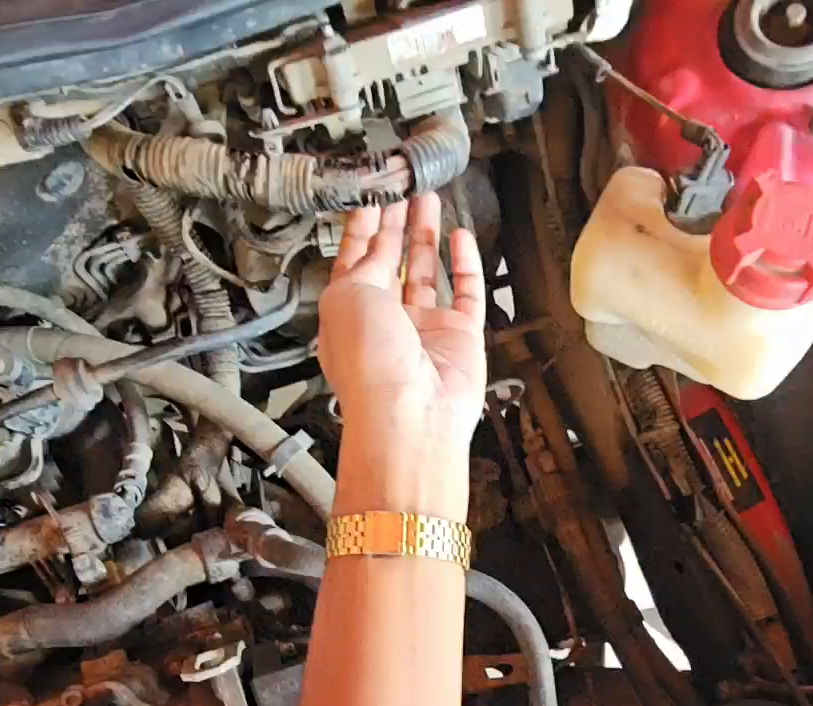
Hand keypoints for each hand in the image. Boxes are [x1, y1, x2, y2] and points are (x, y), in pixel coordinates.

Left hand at [318, 193, 486, 519]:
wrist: (411, 413)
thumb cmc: (370, 365)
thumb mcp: (347, 296)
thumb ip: (363, 261)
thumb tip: (379, 242)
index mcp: (348, 313)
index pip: (354, 258)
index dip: (363, 222)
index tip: (371, 188)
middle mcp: (384, 321)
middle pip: (389, 260)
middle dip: (395, 221)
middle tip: (402, 186)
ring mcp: (423, 328)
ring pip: (424, 271)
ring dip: (425, 234)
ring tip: (429, 198)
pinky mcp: (459, 336)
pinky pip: (465, 293)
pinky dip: (464, 265)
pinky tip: (461, 238)